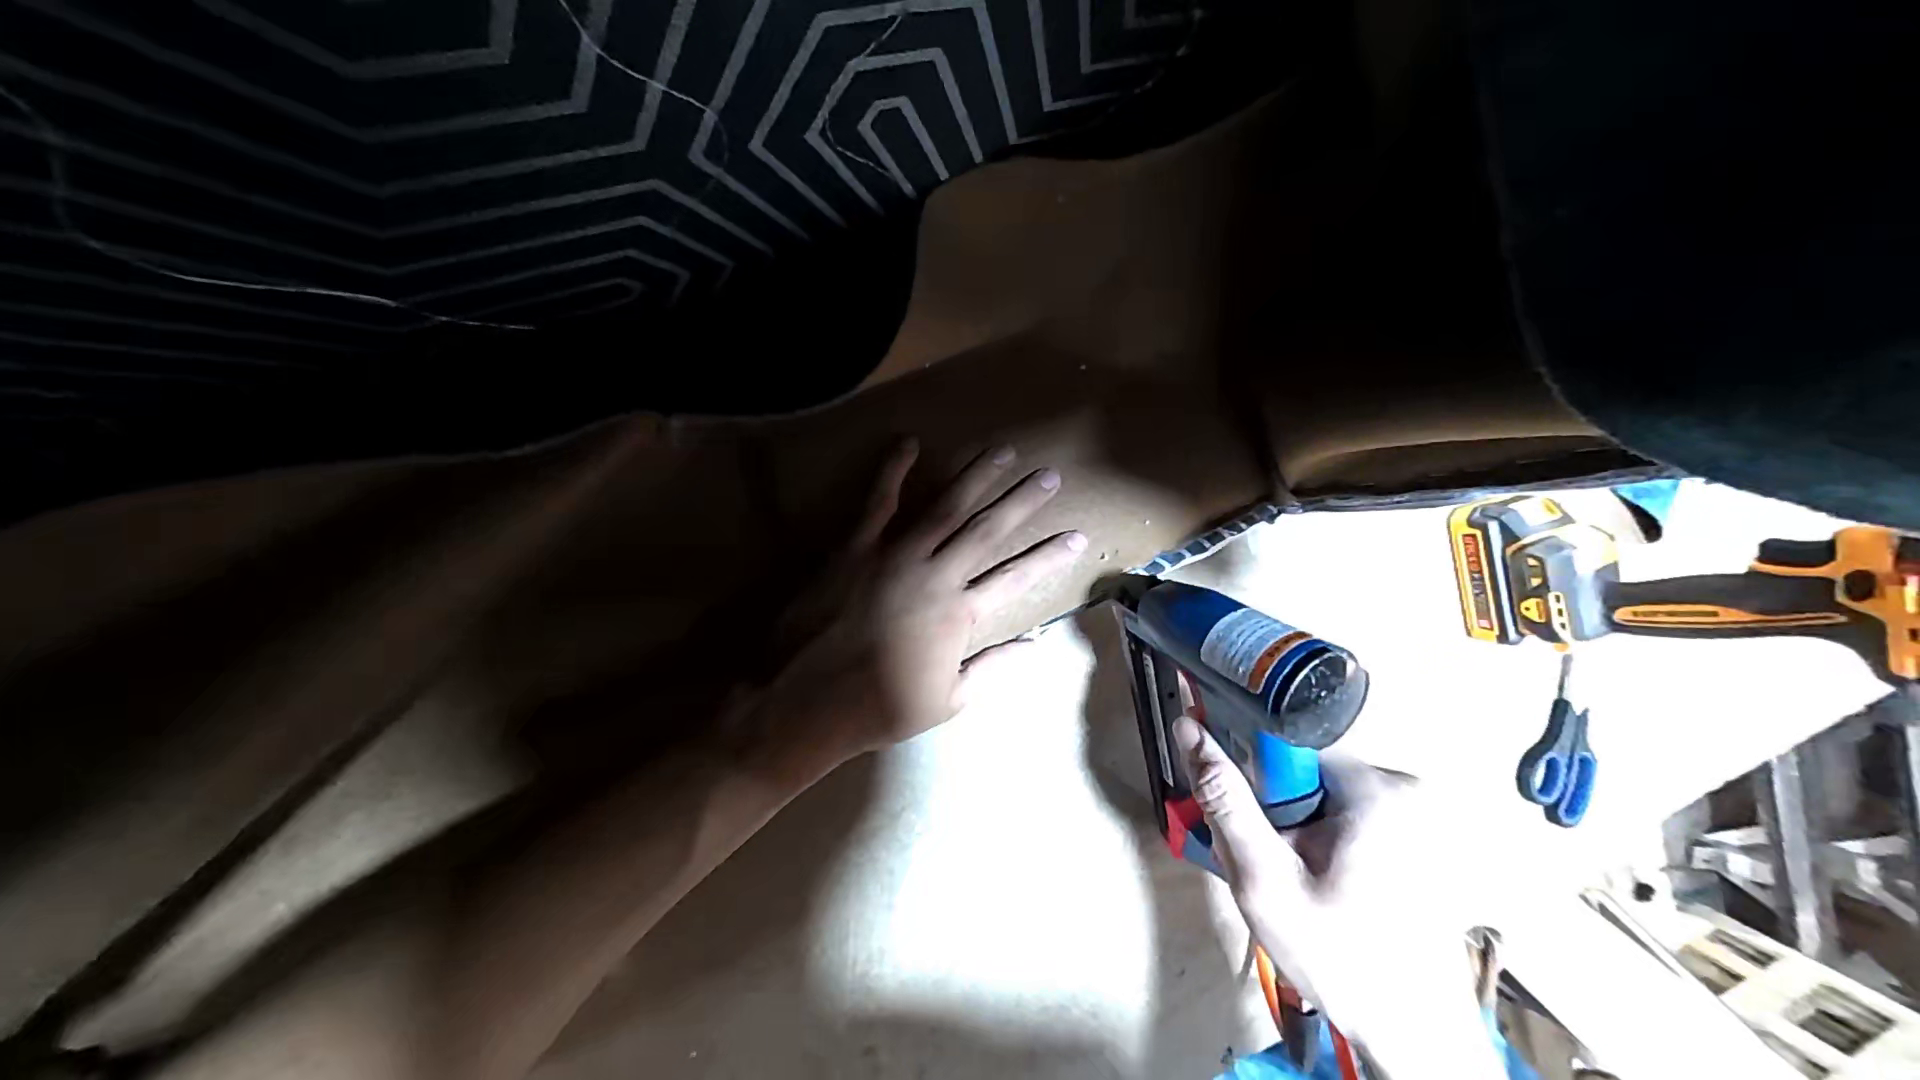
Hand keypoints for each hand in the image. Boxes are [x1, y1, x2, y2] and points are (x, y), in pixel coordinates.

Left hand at [753, 439, 1086, 769]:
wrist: (808, 701)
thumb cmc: (880, 707)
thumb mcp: (948, 701)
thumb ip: (993, 667)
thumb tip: (1035, 644)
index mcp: (960, 614)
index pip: (1017, 578)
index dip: (1049, 557)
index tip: (1076, 536)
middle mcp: (936, 575)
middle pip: (988, 530)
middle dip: (1022, 501)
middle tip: (1048, 476)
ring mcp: (896, 556)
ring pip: (945, 507)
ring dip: (976, 477)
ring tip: (1002, 451)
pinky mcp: (856, 548)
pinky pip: (879, 503)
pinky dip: (892, 471)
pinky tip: (908, 444)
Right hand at [1173, 717, 1505, 1077]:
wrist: (1416, 1036)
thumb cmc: (1340, 957)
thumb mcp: (1263, 879)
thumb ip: (1224, 800)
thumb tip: (1187, 727)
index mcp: (1372, 785)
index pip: (1283, 740)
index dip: (1250, 771)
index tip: (1242, 813)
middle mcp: (1401, 784)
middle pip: (1302, 766)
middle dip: (1274, 806)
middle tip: (1268, 859)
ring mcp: (1416, 810)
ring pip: (1321, 789)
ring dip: (1297, 823)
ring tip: (1296, 876)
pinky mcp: (1417, 834)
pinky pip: (1348, 811)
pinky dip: (1323, 836)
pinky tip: (1324, 881)